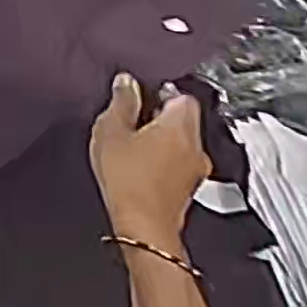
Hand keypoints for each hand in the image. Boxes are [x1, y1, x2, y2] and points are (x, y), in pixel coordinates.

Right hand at [90, 73, 209, 256]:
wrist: (141, 224)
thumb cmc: (127, 177)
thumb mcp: (111, 129)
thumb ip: (121, 102)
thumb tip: (127, 83)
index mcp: (180, 127)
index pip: (182, 95)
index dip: (160, 88)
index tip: (138, 90)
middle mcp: (196, 147)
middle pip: (184, 118)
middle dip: (158, 112)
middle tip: (129, 113)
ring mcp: (195, 169)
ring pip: (181, 139)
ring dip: (160, 134)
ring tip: (129, 138)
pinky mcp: (187, 186)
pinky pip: (178, 159)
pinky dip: (161, 154)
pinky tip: (137, 160)